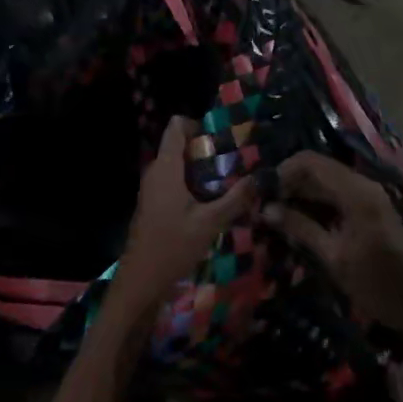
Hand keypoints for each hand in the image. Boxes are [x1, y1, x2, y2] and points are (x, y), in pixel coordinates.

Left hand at [105, 117, 259, 321]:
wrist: (142, 277)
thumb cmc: (173, 245)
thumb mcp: (210, 222)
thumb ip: (236, 198)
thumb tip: (260, 178)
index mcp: (166, 166)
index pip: (176, 125)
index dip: (200, 125)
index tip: (225, 142)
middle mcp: (156, 169)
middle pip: (181, 144)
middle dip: (208, 150)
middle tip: (237, 165)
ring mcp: (153, 185)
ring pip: (179, 164)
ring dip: (203, 170)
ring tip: (231, 183)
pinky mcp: (155, 200)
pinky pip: (175, 180)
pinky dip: (194, 184)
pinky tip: (213, 201)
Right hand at [261, 152, 402, 344]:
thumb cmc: (377, 284)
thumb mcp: (334, 257)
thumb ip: (300, 227)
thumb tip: (266, 209)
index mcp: (356, 193)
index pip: (310, 163)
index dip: (281, 171)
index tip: (260, 191)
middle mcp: (362, 186)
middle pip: (316, 169)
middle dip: (287, 182)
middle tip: (262, 203)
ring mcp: (367, 196)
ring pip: (323, 181)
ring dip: (298, 192)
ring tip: (273, 212)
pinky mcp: (367, 209)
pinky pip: (333, 194)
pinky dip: (312, 202)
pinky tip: (296, 219)